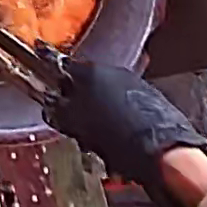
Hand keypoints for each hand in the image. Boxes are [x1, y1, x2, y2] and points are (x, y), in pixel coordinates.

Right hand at [45, 60, 206, 206]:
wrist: (168, 155)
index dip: (47, 61)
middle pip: (84, 80)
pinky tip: (119, 141)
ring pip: (105, 94)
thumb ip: (59, 112)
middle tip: (71, 117)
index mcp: (89, 72)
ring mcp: (134, 84)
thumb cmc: (122, 139)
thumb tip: (49, 106)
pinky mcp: (152, 101)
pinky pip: (125, 105)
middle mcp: (111, 71)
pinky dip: (118, 119)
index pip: (60, 62)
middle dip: (77, 97)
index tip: (38, 51)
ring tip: (98, 138)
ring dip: (99, 110)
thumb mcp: (78, 126)